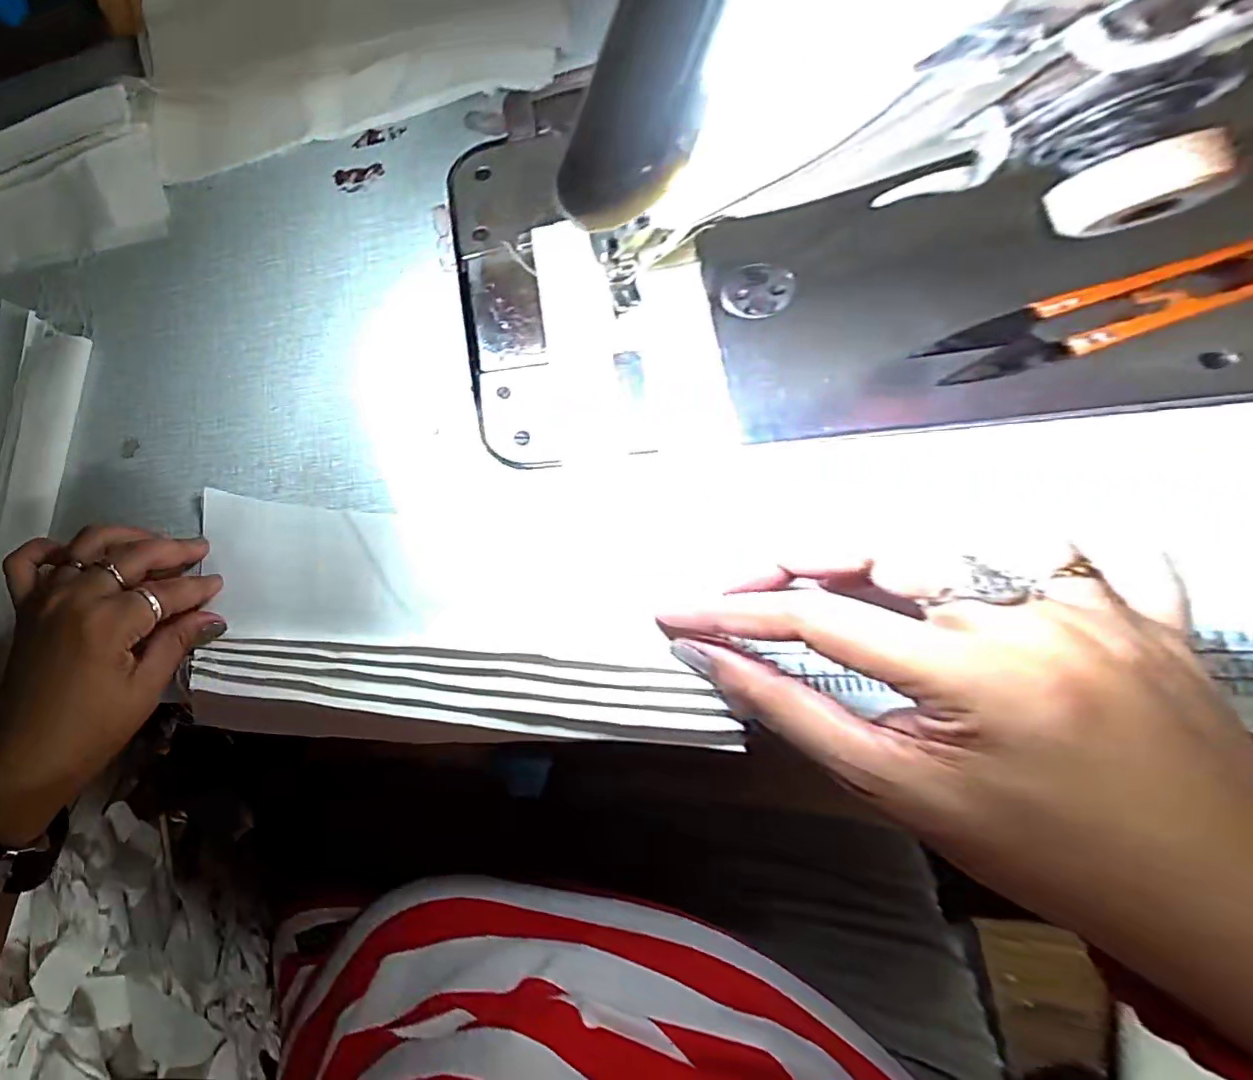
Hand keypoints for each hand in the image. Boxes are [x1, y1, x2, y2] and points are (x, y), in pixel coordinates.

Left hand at [0, 526, 224, 845]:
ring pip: (87, 544)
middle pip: (131, 556)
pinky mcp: (24, 605)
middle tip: (199, 549)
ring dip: (123, 537)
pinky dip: (49, 549)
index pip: (164, 592)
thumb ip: (175, 643)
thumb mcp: (143, 691)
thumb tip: (211, 616)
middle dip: (171, 550)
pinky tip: (71, 553)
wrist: (26, 758)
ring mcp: (45, 595)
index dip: (196, 588)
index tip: (218, 583)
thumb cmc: (92, 732)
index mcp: (108, 620)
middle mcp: (76, 594)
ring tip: (152, 542)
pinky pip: (27, 561)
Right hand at [655, 547, 1252, 1040]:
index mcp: (978, 672)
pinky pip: (1090, 547)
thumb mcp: (894, 788)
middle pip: (885, 551)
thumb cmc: (1040, 854)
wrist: (1217, 905)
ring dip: (885, 549)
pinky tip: (973, 560)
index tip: (676, 613)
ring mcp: (1106, 610)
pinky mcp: (1150, 616)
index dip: (730, 612)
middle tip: (739, 589)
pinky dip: (1020, 543)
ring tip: (832, 577)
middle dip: (794, 564)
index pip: (817, 619)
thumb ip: (792, 711)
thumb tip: (711, 659)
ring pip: (971, 534)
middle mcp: (1043, 620)